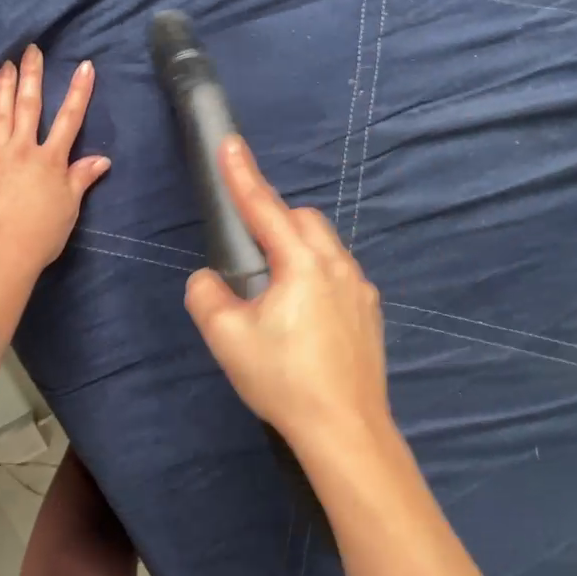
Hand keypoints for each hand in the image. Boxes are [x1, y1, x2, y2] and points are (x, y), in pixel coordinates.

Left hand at [0, 45, 110, 281]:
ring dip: (2, 90)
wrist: (5, 252)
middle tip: (31, 50)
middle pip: (30, 107)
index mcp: (50, 158)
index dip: (79, 91)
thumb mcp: (70, 205)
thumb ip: (82, 178)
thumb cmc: (44, 232)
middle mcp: (23, 150)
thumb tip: (101, 159)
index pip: (70, 118)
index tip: (84, 65)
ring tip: (4, 66)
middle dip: (32, 76)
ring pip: (0, 117)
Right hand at [184, 136, 389, 442]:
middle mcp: (336, 265)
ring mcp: (360, 290)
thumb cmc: (284, 380)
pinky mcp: (370, 314)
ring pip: (324, 245)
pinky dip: (316, 273)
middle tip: (248, 247)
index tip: (230, 143)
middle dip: (273, 217)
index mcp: (300, 263)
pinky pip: (338, 273)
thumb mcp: (227, 338)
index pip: (264, 207)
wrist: (346, 432)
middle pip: (301, 219)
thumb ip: (206, 296)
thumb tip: (209, 280)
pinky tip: (304, 314)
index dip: (242, 174)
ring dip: (296, 246)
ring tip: (274, 286)